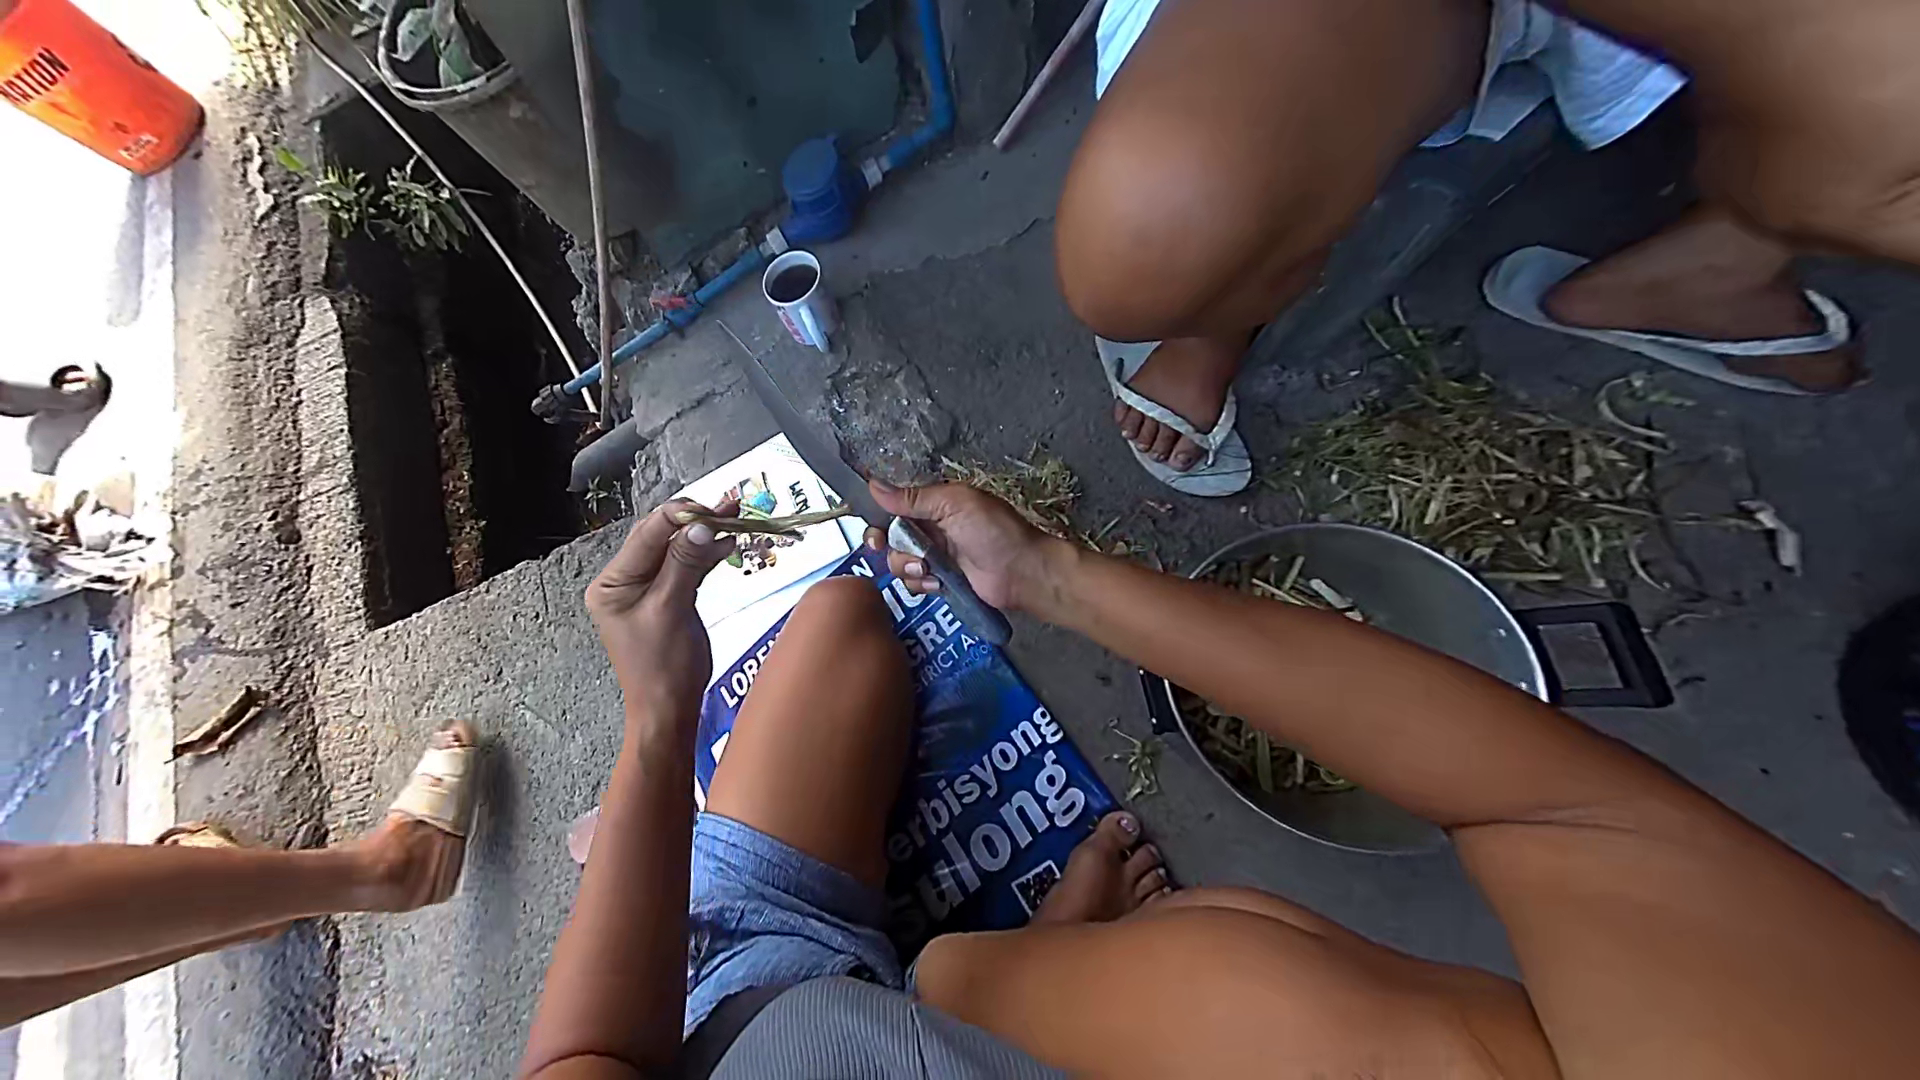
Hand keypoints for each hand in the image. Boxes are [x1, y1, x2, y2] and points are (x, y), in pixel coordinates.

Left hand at [585, 499, 736, 730]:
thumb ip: (684, 564)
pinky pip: (689, 567)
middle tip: (729, 508)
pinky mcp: (671, 596)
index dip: (680, 517)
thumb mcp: (671, 610)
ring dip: (706, 536)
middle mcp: (627, 580)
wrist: (670, 708)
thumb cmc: (663, 667)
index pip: (647, 535)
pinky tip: (727, 545)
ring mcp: (649, 588)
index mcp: (613, 583)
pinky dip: (708, 555)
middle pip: (663, 538)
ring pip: (679, 550)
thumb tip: (700, 526)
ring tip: (734, 520)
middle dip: (696, 522)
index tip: (713, 507)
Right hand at [866, 480, 1063, 611]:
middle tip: (884, 546)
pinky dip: (921, 583)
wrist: (1022, 571)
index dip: (878, 515)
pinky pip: (913, 583)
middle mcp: (930, 529)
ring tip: (928, 568)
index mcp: (933, 505)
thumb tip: (874, 484)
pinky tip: (938, 582)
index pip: (894, 507)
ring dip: (906, 565)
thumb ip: (914, 498)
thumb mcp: (955, 504)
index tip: (872, 525)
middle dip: (884, 543)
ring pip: (898, 561)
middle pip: (888, 536)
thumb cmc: (994, 530)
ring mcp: (934, 557)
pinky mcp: (939, 582)